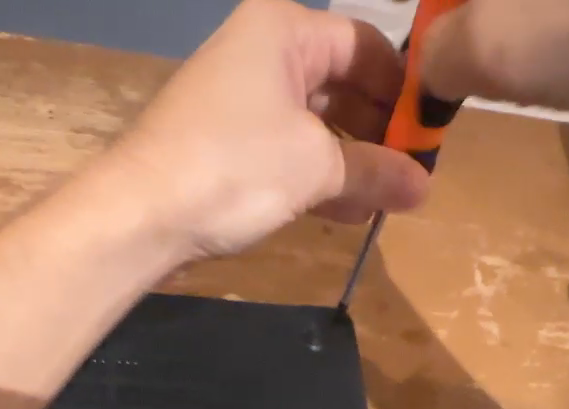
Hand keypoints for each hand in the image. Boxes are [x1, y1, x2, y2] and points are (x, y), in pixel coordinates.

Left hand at [108, 0, 431, 258]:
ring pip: (312, 126)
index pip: (364, 47)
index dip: (402, 92)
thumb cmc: (234, 168)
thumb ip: (374, 172)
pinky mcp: (222, 149)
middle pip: (338, 86)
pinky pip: (284, 154)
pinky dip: (315, 179)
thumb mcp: (315, 168)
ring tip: (381, 203)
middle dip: (376, 133)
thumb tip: (422, 189)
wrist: (140, 216)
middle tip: (408, 175)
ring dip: (349, 163)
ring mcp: (237, 104)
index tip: (429, 137)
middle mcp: (259, 56)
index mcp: (284, 32)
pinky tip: (343, 211)